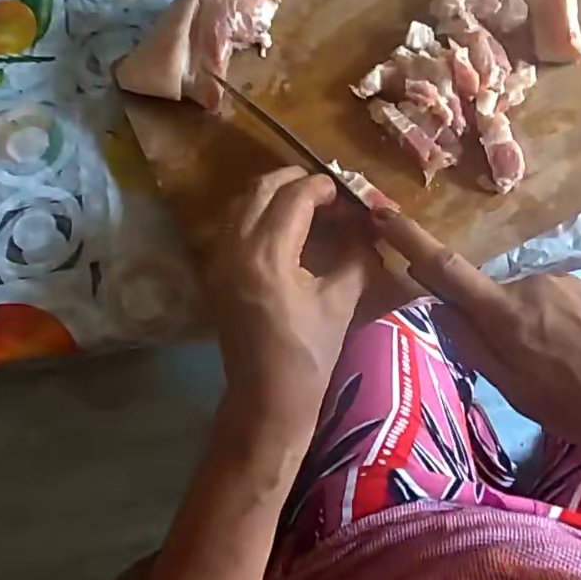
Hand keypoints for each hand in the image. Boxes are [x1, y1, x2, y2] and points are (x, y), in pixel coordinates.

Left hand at [211, 168, 370, 423]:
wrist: (266, 399)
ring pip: (242, 203)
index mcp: (268, 256)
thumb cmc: (309, 355)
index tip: (344, 191)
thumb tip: (365, 223)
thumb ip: (354, 252)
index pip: (294, 198)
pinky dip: (257, 213)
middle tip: (325, 190)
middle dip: (295, 180)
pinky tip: (283, 226)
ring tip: (306, 203)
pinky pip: (233, 224)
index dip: (322, 187)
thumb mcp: (341, 300)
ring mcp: (219, 259)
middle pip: (261, 189)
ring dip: (273, 194)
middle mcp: (236, 249)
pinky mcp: (215, 272)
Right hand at [370, 209, 580, 491]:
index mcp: (505, 312)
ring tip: (568, 370)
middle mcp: (532, 282)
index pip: (444, 268)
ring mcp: (566, 280)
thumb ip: (472, 346)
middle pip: (491, 294)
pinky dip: (560, 324)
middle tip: (527, 370)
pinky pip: (558, 300)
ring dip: (532, 327)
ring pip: (528, 300)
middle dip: (494, 321)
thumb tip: (441, 309)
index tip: (382, 211)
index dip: (409, 240)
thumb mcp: (518, 392)